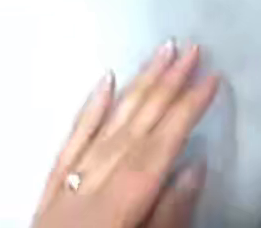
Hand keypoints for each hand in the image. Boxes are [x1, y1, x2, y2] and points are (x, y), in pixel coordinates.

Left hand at [32, 42, 221, 227]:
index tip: (213, 76)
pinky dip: (89, 110)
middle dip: (166, 86)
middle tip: (192, 48)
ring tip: (162, 50)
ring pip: (107, 126)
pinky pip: (70, 144)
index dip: (186, 111)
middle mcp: (89, 191)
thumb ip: (167, 220)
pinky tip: (106, 79)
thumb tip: (195, 164)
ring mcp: (65, 189)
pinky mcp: (47, 195)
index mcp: (115, 211)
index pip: (157, 149)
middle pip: (134, 128)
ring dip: (138, 85)